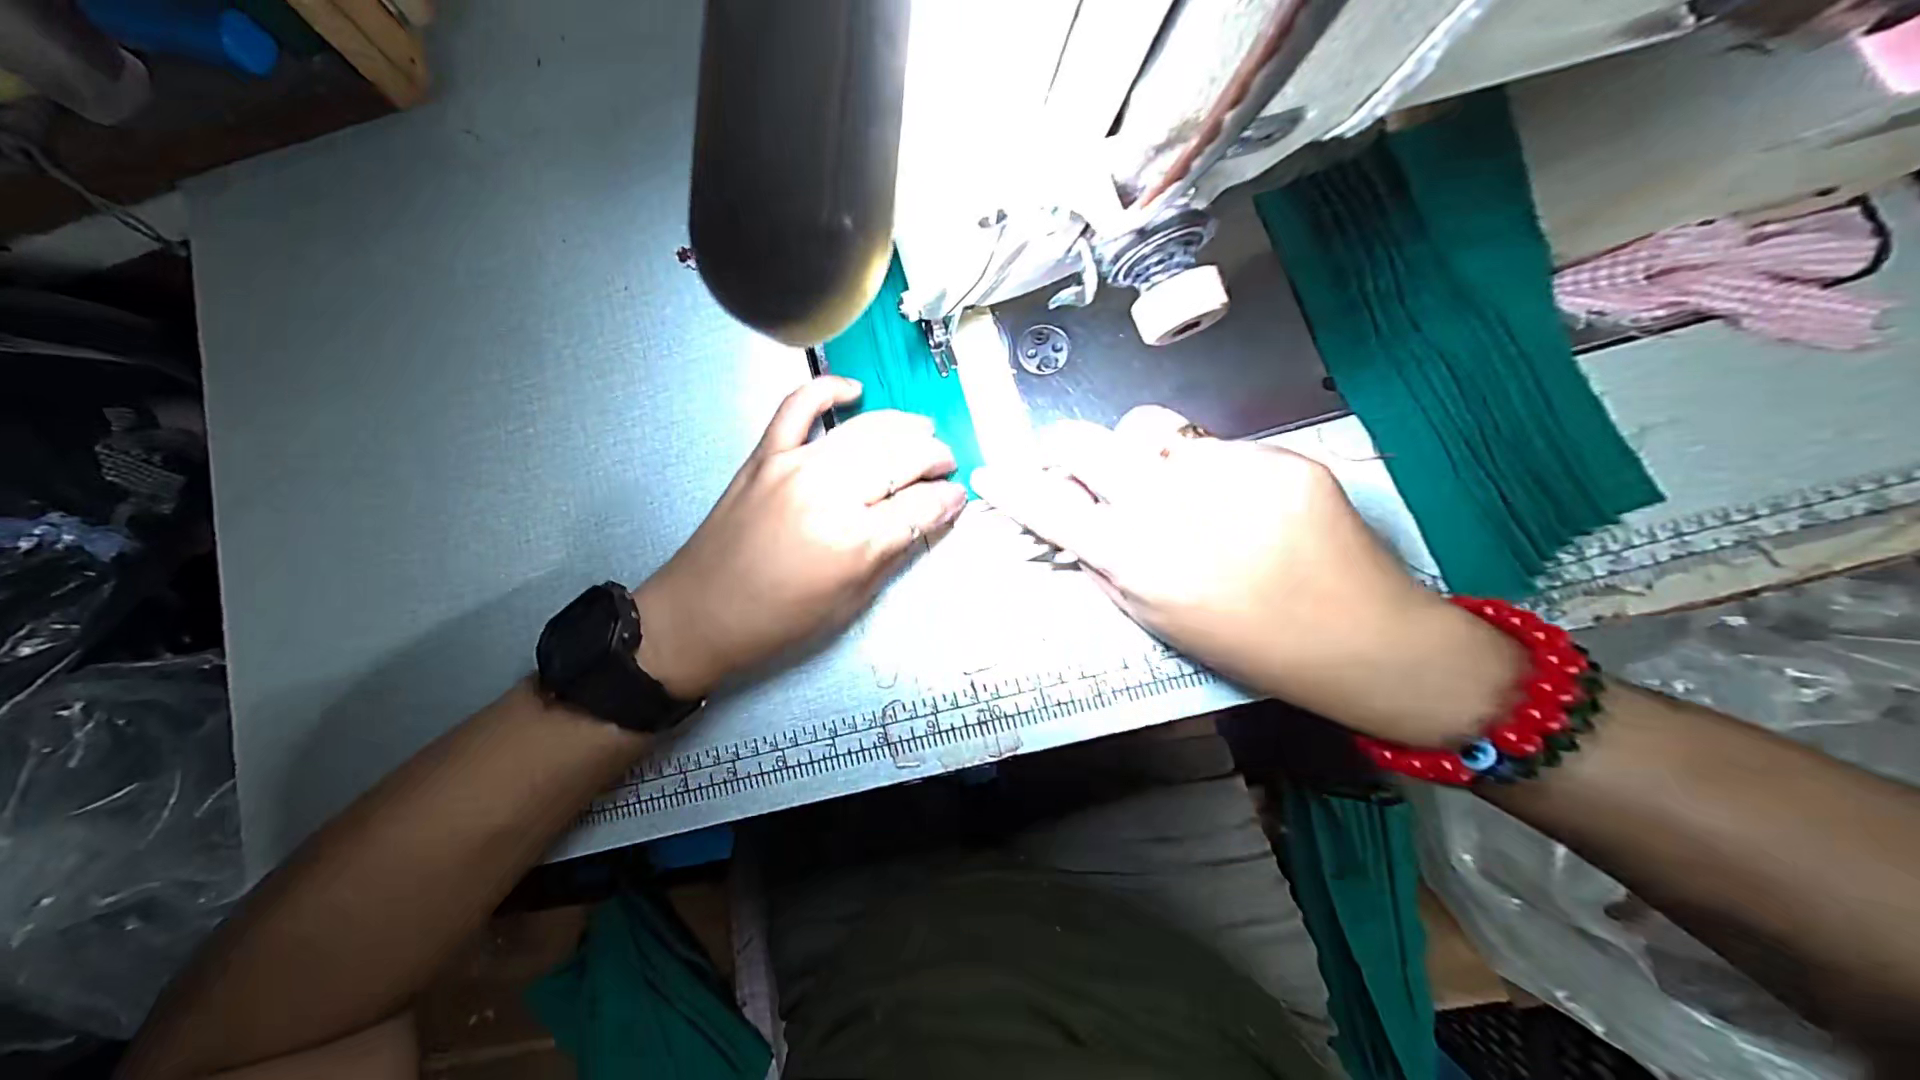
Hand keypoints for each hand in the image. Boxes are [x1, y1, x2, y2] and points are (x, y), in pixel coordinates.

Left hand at [632, 377, 966, 698]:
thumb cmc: (781, 621)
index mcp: (855, 542)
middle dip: (934, 457)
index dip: (948, 499)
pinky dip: (828, 389)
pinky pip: (799, 405)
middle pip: (900, 457)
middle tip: (945, 465)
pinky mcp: (764, 454)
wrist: (701, 614)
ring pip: (865, 430)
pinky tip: (853, 391)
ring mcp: (794, 467)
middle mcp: (830, 495)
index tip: (958, 497)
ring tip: (923, 430)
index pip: (921, 504)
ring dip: (903, 425)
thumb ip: (896, 551)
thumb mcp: (852, 601)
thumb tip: (935, 513)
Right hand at [971, 406, 1522, 745]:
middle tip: (1067, 460)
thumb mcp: (1158, 618)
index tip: (991, 474)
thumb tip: (1067, 525)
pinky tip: (1231, 496)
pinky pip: (1214, 442)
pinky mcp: (1275, 455)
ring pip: (1150, 429)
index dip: (1010, 488)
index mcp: (1137, 560)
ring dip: (1136, 450)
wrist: (1358, 635)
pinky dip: (1204, 463)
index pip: (1049, 507)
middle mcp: (1170, 507)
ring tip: (1161, 479)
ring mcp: (1225, 473)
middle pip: (1085, 442)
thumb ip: (1105, 565)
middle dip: (1060, 446)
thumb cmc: (1246, 642)